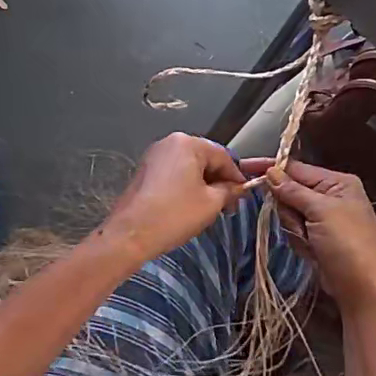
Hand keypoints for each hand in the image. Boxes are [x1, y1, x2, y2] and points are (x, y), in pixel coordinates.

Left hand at [95, 133, 251, 260]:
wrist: (131, 233)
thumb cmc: (174, 214)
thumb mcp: (211, 202)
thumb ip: (229, 190)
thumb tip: (237, 187)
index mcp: (186, 143)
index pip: (223, 155)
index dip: (237, 177)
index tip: (244, 196)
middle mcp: (168, 143)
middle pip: (205, 159)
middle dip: (219, 180)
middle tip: (229, 205)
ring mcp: (154, 156)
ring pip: (189, 167)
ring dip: (204, 185)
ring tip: (212, 208)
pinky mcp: (145, 171)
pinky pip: (174, 174)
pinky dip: (186, 186)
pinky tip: (192, 206)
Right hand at [248, 159, 375, 310]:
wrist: (361, 288)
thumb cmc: (347, 244)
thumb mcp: (320, 211)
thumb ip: (292, 190)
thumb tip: (270, 171)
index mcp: (337, 183)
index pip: (296, 168)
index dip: (271, 167)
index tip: (244, 166)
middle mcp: (330, 195)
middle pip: (288, 190)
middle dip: (288, 208)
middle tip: (301, 225)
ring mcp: (322, 216)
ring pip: (287, 211)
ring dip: (293, 226)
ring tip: (310, 240)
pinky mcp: (315, 234)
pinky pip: (292, 227)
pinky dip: (297, 238)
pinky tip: (311, 248)